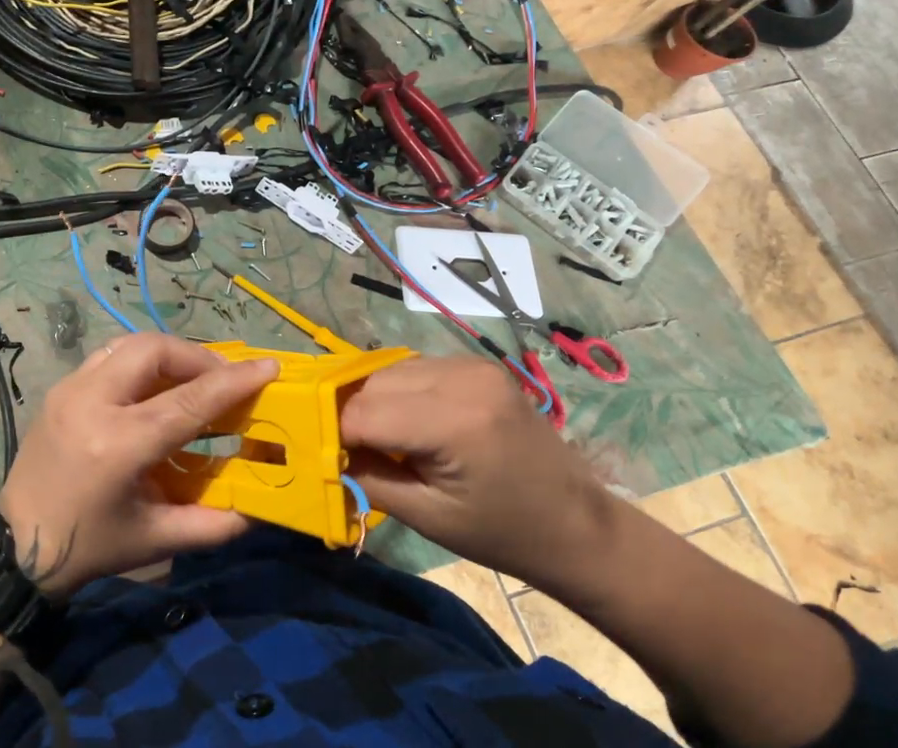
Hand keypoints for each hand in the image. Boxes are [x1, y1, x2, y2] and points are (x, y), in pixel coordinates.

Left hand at [0, 334, 277, 598]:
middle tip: (223, 380)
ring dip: (166, 354)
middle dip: (196, 357)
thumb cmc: (90, 546)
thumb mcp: (156, 540)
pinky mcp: (58, 389)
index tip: (268, 367)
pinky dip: (138, 362)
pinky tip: (154, 389)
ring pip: (127, 345)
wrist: (17, 544)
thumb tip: (259, 506)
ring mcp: (68, 390)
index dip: (231, 381)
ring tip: (192, 381)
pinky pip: (106, 357)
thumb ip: (213, 523)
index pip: (186, 400)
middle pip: (152, 350)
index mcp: (117, 444)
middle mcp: (90, 403)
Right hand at [341, 356, 624, 588]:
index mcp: (454, 421)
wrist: (579, 526)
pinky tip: (401, 422)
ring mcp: (471, 366)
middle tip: (341, 451)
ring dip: (368, 400)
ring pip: (386, 371)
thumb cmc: (502, 533)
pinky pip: (412, 369)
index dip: (331, 434)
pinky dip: (394, 392)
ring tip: (372, 439)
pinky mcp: (475, 365)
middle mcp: (461, 378)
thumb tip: (317, 453)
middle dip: (346, 415)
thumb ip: (366, 476)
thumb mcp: (426, 516)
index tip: (318, 457)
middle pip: (370, 384)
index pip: (360, 412)